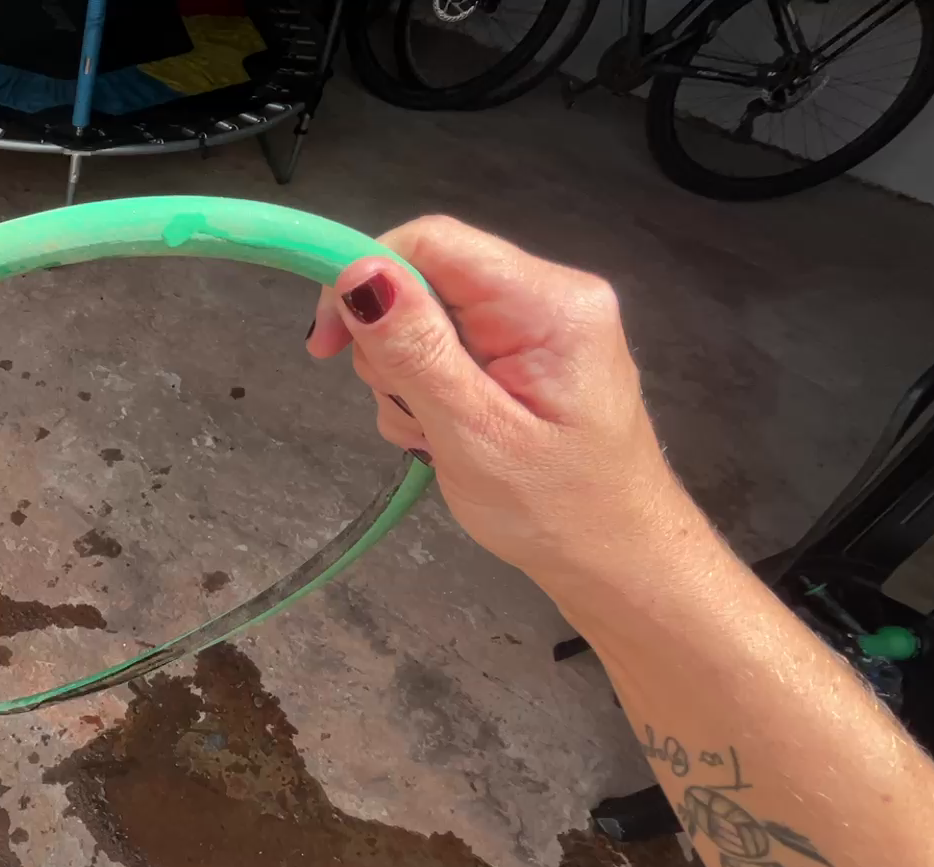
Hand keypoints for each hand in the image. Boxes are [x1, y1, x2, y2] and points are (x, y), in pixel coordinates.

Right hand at [305, 216, 710, 598]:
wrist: (608, 557)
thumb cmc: (551, 507)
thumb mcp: (472, 432)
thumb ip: (415, 351)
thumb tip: (355, 275)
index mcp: (545, 303)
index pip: (432, 242)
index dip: (361, 276)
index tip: (324, 345)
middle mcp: (539, 297)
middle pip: (420, 283)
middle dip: (387, 347)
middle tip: (408, 410)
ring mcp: (525, 329)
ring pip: (416, 325)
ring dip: (400, 380)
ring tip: (432, 434)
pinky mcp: (509, 358)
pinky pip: (433, 355)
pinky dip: (417, 395)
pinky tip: (440, 435)